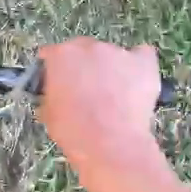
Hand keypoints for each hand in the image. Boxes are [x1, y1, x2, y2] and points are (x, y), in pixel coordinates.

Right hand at [37, 38, 167, 184]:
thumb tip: (58, 93)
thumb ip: (52, 93)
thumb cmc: (72, 131)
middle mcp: (88, 47)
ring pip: (111, 55)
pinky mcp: (143, 63)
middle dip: (82, 66)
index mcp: (60, 56)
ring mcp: (117, 52)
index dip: (54, 70)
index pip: (52, 54)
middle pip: (82, 49)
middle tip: (86, 91)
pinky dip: (138, 64)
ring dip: (109, 69)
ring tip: (114, 95)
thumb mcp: (48, 112)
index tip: (57, 84)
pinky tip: (136, 80)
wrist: (110, 144)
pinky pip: (141, 55)